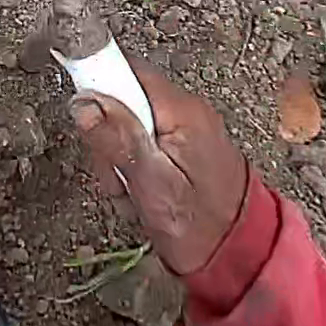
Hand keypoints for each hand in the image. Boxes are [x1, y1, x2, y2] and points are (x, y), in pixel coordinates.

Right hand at [72, 57, 247, 274]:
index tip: (84, 115)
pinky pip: (147, 140)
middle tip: (118, 177)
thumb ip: (119, 141)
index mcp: (181, 110)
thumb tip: (84, 103)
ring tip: (134, 193)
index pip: (129, 69)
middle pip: (126, 98)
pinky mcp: (186, 142)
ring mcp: (187, 125)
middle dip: (110, 136)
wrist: (240, 256)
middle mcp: (187, 108)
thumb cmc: (199, 227)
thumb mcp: (152, 186)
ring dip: (122, 157)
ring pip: (132, 123)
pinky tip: (143, 193)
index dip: (100, 85)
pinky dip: (136, 165)